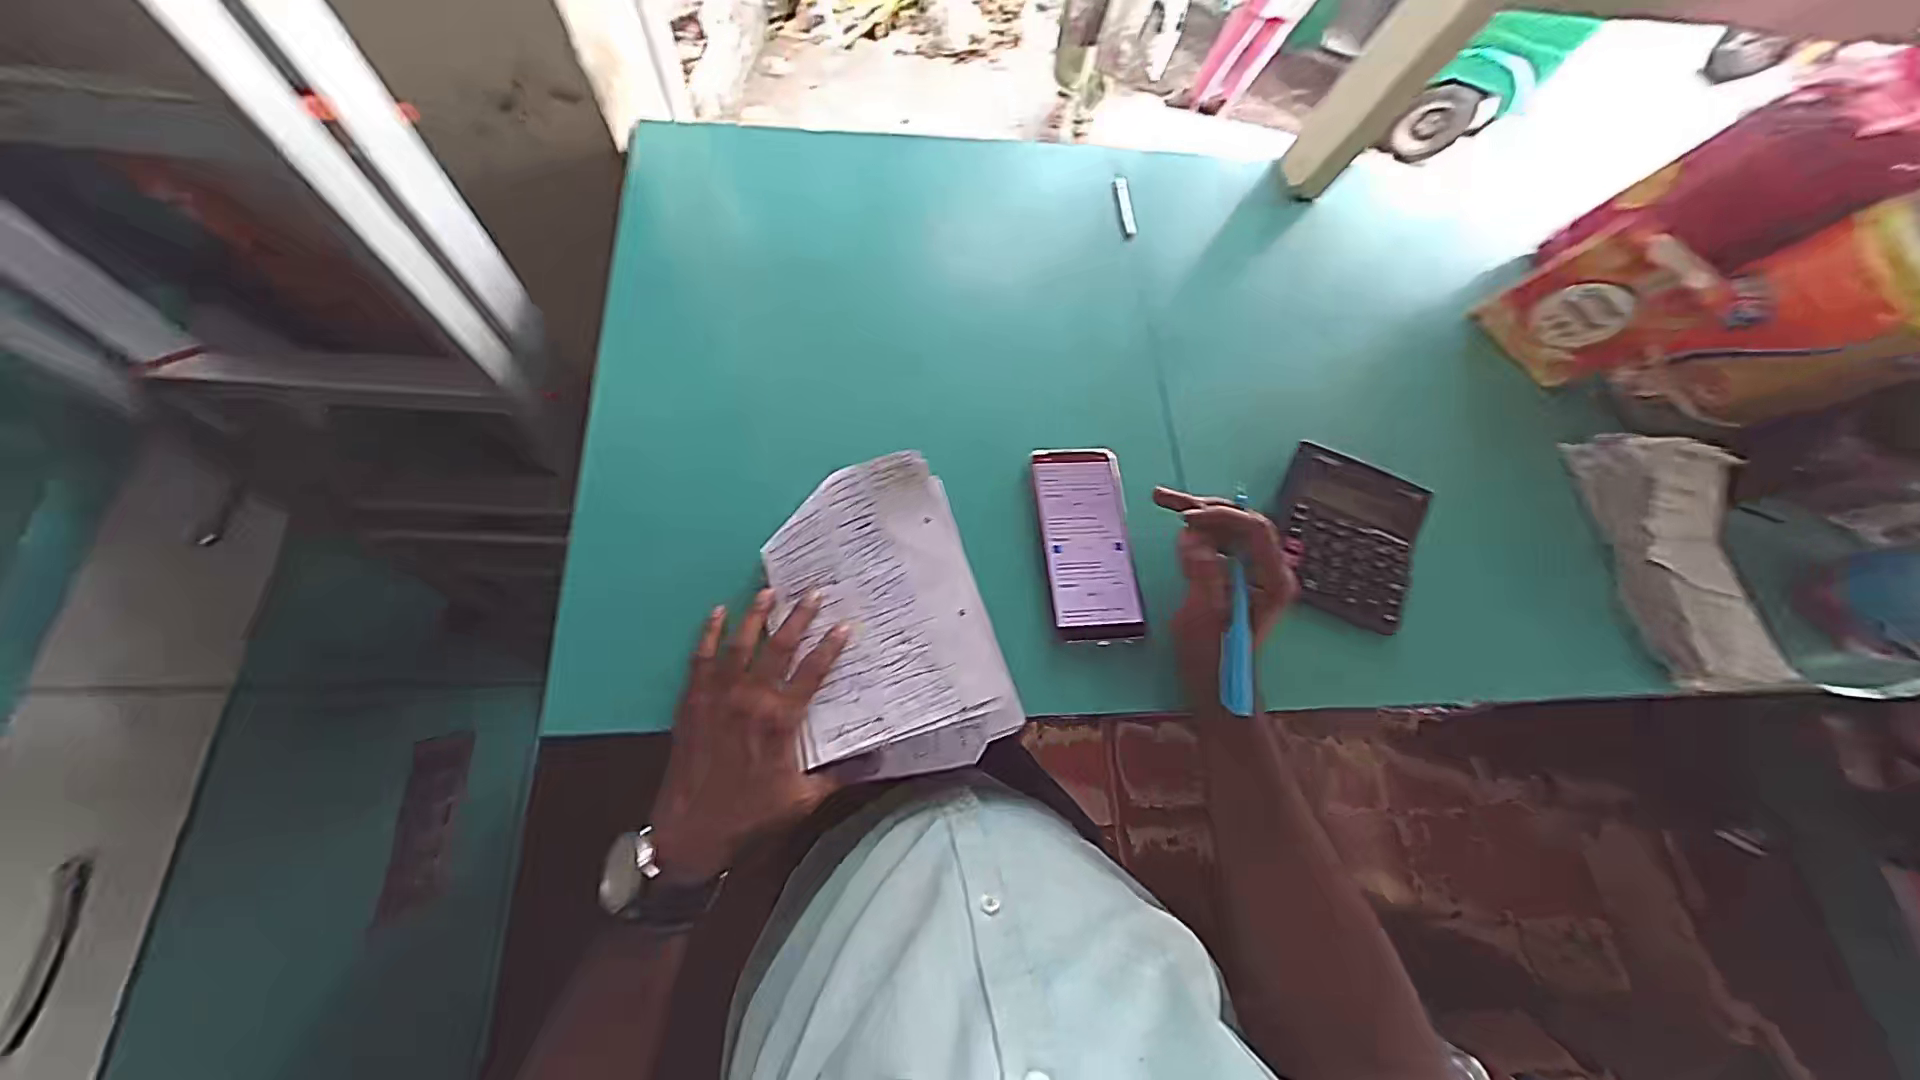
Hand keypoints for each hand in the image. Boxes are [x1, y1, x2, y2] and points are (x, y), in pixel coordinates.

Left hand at [647, 589, 849, 882]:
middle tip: (812, 593)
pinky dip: (709, 634)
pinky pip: (701, 659)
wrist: (689, 834)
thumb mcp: (803, 799)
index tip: (844, 626)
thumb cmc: (750, 817)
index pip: (813, 672)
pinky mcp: (693, 702)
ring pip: (740, 645)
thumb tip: (879, 758)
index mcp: (780, 720)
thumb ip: (841, 774)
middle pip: (779, 648)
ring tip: (769, 591)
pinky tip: (717, 613)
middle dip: (799, 617)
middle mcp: (751, 700)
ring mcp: (718, 697)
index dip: (831, 647)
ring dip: (756, 615)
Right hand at [1152, 487, 1299, 705]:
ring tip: (1166, 503)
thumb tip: (1194, 537)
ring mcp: (1253, 572)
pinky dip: (1198, 532)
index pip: (1255, 529)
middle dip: (1205, 508)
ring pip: (1230, 529)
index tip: (1187, 517)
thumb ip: (1202, 574)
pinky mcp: (1236, 576)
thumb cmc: (1214, 659)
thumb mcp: (1204, 616)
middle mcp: (1268, 571)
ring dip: (1199, 515)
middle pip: (1242, 523)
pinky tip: (1180, 527)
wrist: (1216, 685)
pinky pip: (1221, 543)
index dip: (1221, 515)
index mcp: (1273, 581)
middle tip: (1166, 501)